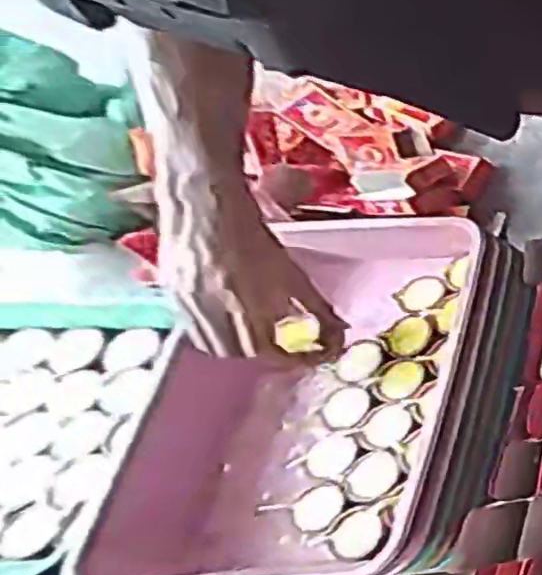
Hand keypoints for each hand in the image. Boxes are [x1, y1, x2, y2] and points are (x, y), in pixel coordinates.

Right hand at [159, 193, 345, 362]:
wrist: (207, 214)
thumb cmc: (258, 244)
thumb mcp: (296, 278)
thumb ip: (317, 308)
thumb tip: (337, 331)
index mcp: (246, 307)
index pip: (267, 352)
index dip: (293, 360)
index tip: (313, 356)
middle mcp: (212, 311)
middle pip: (238, 353)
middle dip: (268, 357)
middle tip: (291, 350)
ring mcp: (187, 306)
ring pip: (213, 345)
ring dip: (242, 349)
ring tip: (266, 339)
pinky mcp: (170, 297)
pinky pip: (193, 329)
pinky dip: (218, 335)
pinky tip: (236, 323)